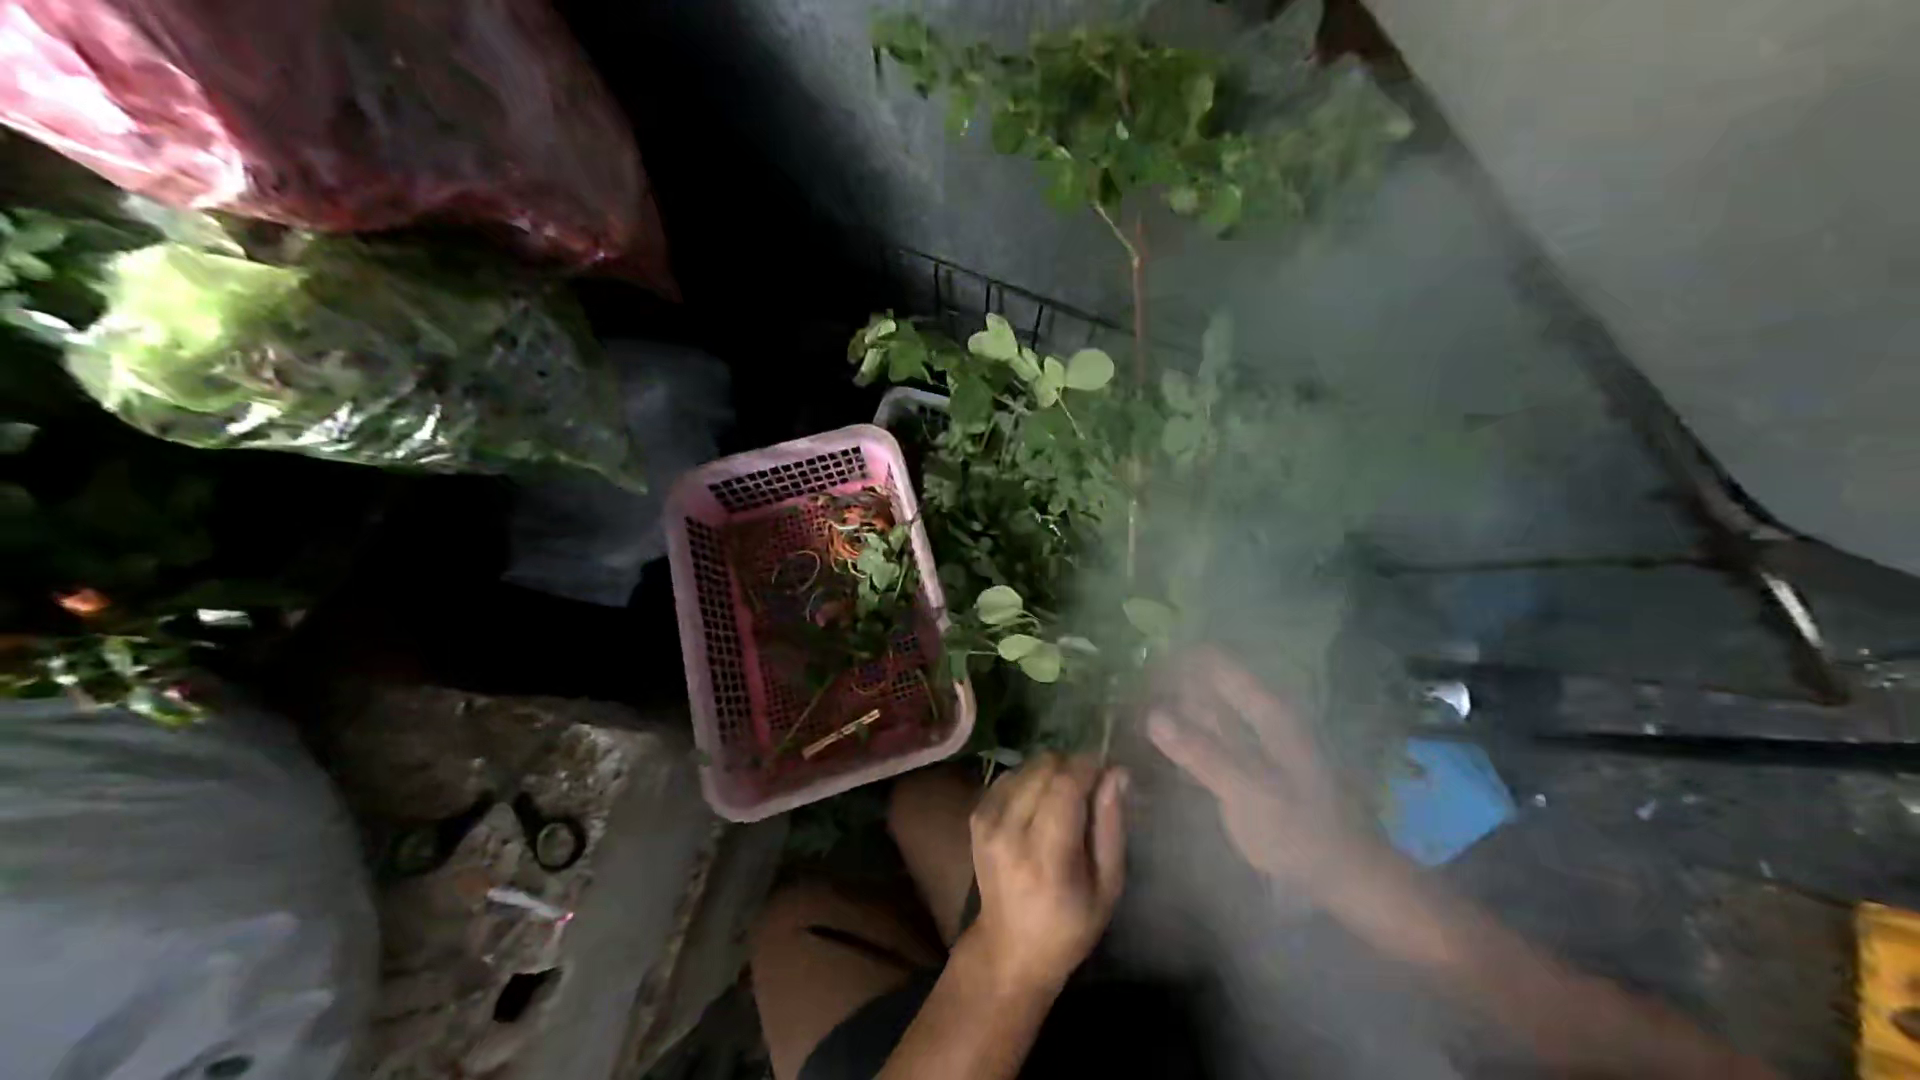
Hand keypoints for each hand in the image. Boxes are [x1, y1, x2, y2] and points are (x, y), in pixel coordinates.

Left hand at [965, 753, 1127, 993]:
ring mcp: (987, 822)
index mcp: (1046, 857)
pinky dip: (1030, 780)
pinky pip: (1009, 777)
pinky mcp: (977, 816)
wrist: (1010, 946)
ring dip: (1051, 773)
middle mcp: (1009, 832)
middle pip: (1044, 769)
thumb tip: (1116, 773)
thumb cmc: (1070, 924)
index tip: (1107, 769)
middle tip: (1090, 786)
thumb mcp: (1107, 886)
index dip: (1089, 767)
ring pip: (1027, 767)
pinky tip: (1040, 804)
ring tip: (1066, 799)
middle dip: (1072, 767)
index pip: (1065, 786)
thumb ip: (1111, 826)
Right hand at [1147, 647, 1382, 901]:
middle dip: (1166, 688)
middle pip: (1205, 685)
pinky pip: (1204, 743)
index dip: (1175, 661)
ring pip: (1202, 714)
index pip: (1214, 662)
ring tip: (1127, 720)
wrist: (1343, 878)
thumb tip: (1152, 713)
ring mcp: (1251, 744)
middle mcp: (1259, 717)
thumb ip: (1201, 752)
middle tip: (1122, 701)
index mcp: (1268, 710)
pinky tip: (1152, 750)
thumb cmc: (1301, 831)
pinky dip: (1179, 741)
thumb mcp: (1249, 791)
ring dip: (1169, 714)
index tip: (1135, 673)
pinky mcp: (1243, 770)